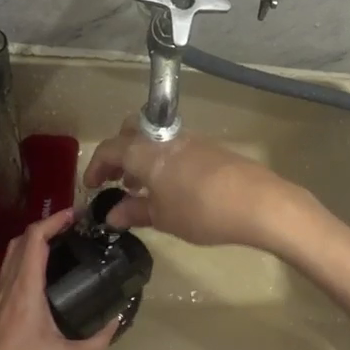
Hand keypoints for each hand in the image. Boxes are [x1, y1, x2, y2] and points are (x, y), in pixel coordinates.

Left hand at [0, 209, 118, 349]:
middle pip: (19, 243)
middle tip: (73, 228)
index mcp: (24, 293)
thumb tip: (118, 316)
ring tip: (62, 245)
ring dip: (32, 244)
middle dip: (44, 227)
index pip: (34, 240)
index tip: (76, 214)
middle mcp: (7, 292)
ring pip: (10, 258)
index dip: (53, 221)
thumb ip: (99, 338)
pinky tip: (46, 276)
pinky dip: (26, 262)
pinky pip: (9, 275)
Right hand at [82, 116, 318, 249]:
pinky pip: (173, 148)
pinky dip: (162, 162)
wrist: (258, 202)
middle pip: (131, 131)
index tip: (91, 187)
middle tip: (115, 180)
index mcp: (146, 151)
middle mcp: (165, 138)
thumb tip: (112, 214)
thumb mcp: (163, 218)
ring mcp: (189, 140)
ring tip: (141, 190)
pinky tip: (170, 189)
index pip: (110, 148)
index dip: (96, 166)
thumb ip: (134, 213)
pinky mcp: (208, 148)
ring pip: (153, 139)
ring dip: (141, 159)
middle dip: (118, 152)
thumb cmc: (201, 211)